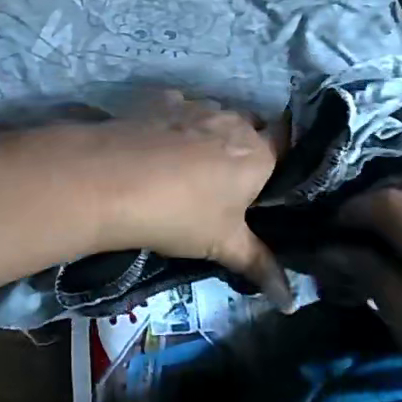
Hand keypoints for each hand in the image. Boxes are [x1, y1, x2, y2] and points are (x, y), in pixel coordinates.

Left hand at [39, 91, 293, 310]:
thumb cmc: (180, 213)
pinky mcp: (155, 101)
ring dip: (206, 133)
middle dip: (241, 146)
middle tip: (227, 180)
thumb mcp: (222, 244)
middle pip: (248, 126)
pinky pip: (174, 109)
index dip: (280, 158)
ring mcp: (191, 105)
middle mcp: (230, 119)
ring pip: (210, 115)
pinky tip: (154, 146)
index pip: (286, 142)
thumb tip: (290, 300)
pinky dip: (171, 123)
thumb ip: (259, 264)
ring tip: (186, 165)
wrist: (111, 180)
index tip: (268, 181)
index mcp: (258, 152)